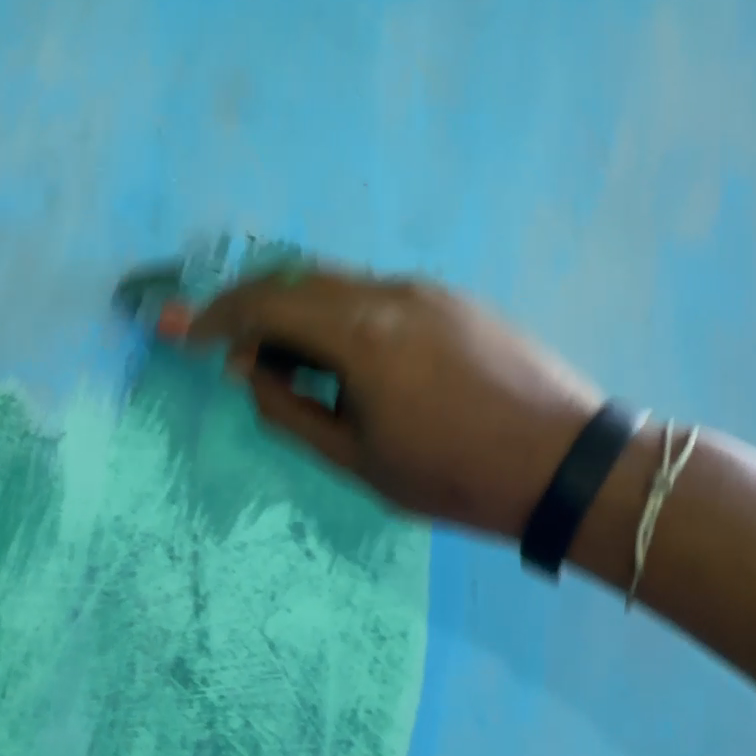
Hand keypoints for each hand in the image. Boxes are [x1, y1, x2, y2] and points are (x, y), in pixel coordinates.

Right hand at [180, 270, 602, 539]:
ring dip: (293, 308)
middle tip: (226, 341)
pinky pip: (371, 291)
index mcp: (359, 335)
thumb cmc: (454, 476)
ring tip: (285, 356)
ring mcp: (423, 290)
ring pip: (333, 281)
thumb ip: (288, 410)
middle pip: (293, 280)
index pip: (263, 306)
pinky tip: (342, 353)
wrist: (572, 467)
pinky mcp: (449, 298)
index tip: (183, 332)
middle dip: (248, 305)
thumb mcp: (355, 460)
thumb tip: (247, 370)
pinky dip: (334, 312)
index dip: (214, 316)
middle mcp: (386, 295)